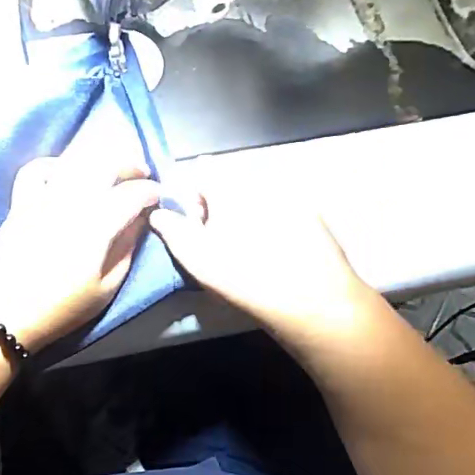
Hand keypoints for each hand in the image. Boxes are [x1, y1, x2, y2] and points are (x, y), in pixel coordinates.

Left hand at [0, 156, 160, 352]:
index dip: (151, 192)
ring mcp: (43, 197)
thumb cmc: (59, 308)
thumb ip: (126, 250)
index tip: (160, 197)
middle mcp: (71, 200)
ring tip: (110, 171)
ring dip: (99, 160)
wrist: (1, 312)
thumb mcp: (105, 288)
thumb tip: (138, 223)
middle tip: (142, 174)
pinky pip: (37, 169)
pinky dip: (56, 165)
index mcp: (97, 223)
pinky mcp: (21, 202)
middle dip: (129, 165)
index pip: (133, 193)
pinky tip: (65, 174)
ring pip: (75, 161)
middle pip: (106, 165)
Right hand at [146, 174, 381, 345]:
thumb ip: (172, 229)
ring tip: (247, 254)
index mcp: (230, 184)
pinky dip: (273, 228)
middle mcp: (262, 180)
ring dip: (247, 218)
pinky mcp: (314, 217)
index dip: (189, 197)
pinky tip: (275, 257)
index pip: (199, 172)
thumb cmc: (245, 277)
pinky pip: (282, 215)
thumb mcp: (195, 257)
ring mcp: (293, 196)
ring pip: (257, 200)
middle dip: (219, 208)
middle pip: (229, 186)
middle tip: (217, 245)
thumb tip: (160, 212)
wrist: (314, 301)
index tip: (191, 225)